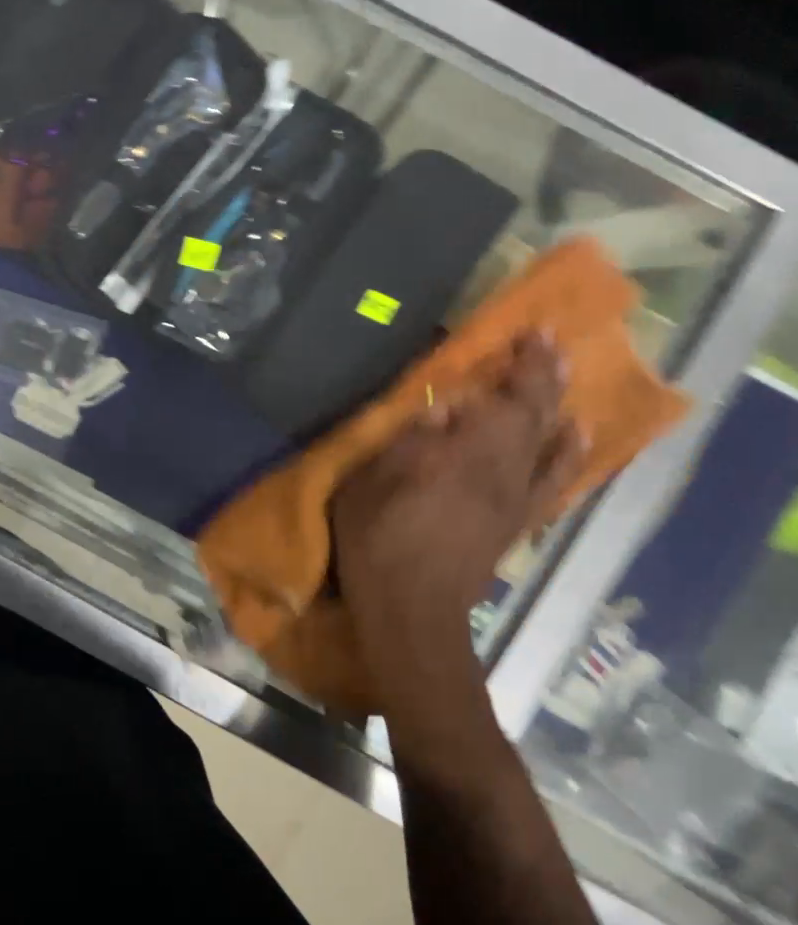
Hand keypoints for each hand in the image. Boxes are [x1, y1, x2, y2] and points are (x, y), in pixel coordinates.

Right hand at [332, 333, 583, 693]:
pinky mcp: (517, 521)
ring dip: (558, 407)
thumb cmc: (377, 542)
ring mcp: (517, 498)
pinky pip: (553, 477)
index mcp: (466, 457)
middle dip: (544, 378)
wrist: (413, 608)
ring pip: (551, 443)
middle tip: (547, 345)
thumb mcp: (369, 486)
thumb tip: (443, 407)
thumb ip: (407, 442)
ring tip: (562, 382)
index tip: (532, 334)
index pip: (509, 402)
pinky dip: (567, 450)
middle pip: (537, 417)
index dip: (525, 367)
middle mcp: (504, 472)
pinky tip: (573, 436)